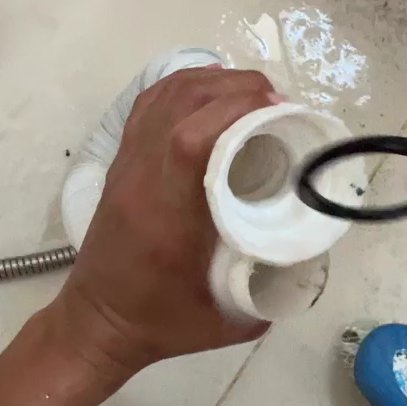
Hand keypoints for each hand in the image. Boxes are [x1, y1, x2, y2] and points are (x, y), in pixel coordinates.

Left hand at [50, 67, 280, 379]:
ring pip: (164, 96)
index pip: (191, 139)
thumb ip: (272, 285)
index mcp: (167, 216)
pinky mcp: (121, 161)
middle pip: (182, 103)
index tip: (279, 109)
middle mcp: (142, 178)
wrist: (98, 323)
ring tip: (251, 95)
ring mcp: (126, 165)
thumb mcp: (230, 318)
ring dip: (212, 82)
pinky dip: (184, 87)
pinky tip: (212, 96)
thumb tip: (308, 247)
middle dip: (236, 88)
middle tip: (277, 103)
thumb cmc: (162, 324)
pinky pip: (150, 105)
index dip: (238, 109)